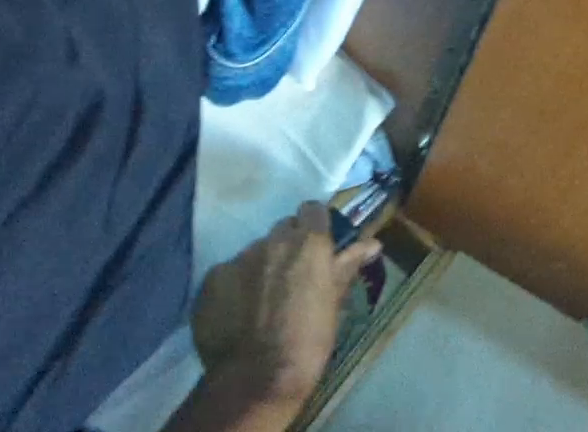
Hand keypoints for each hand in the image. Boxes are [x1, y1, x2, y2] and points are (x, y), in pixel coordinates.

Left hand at [192, 201, 381, 408]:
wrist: (257, 378)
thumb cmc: (309, 338)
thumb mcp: (335, 301)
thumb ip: (349, 264)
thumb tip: (373, 243)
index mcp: (309, 241)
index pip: (312, 209)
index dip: (315, 224)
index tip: (317, 246)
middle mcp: (274, 239)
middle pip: (283, 228)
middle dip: (289, 245)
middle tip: (292, 276)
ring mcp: (241, 256)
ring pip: (256, 250)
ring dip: (263, 265)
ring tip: (264, 300)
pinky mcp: (214, 276)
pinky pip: (229, 271)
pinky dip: (236, 284)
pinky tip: (240, 311)